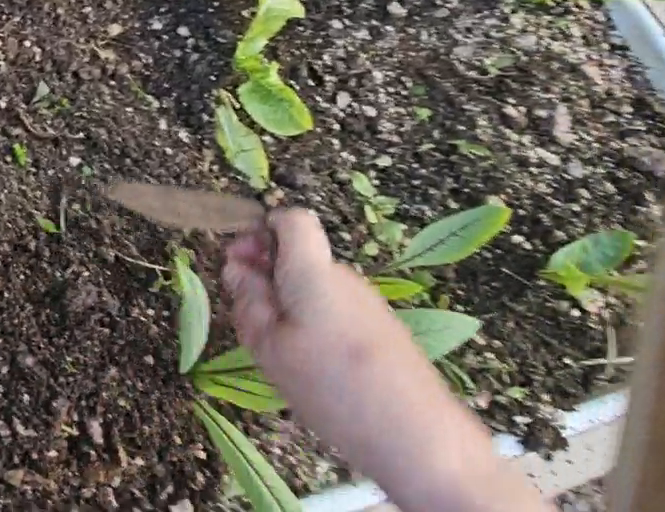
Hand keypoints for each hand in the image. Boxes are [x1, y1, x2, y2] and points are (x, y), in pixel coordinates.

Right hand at [222, 210, 548, 511]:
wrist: (426, 445)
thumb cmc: (334, 387)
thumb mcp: (268, 345)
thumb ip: (248, 299)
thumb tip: (237, 268)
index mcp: (312, 271)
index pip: (291, 219)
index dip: (260, 228)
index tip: (240, 260)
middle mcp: (343, 278)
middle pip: (297, 256)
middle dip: (265, 275)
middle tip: (249, 316)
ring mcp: (367, 306)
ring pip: (312, 288)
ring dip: (287, 304)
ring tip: (280, 351)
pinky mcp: (382, 333)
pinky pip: (333, 312)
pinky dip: (313, 326)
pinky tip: (314, 368)